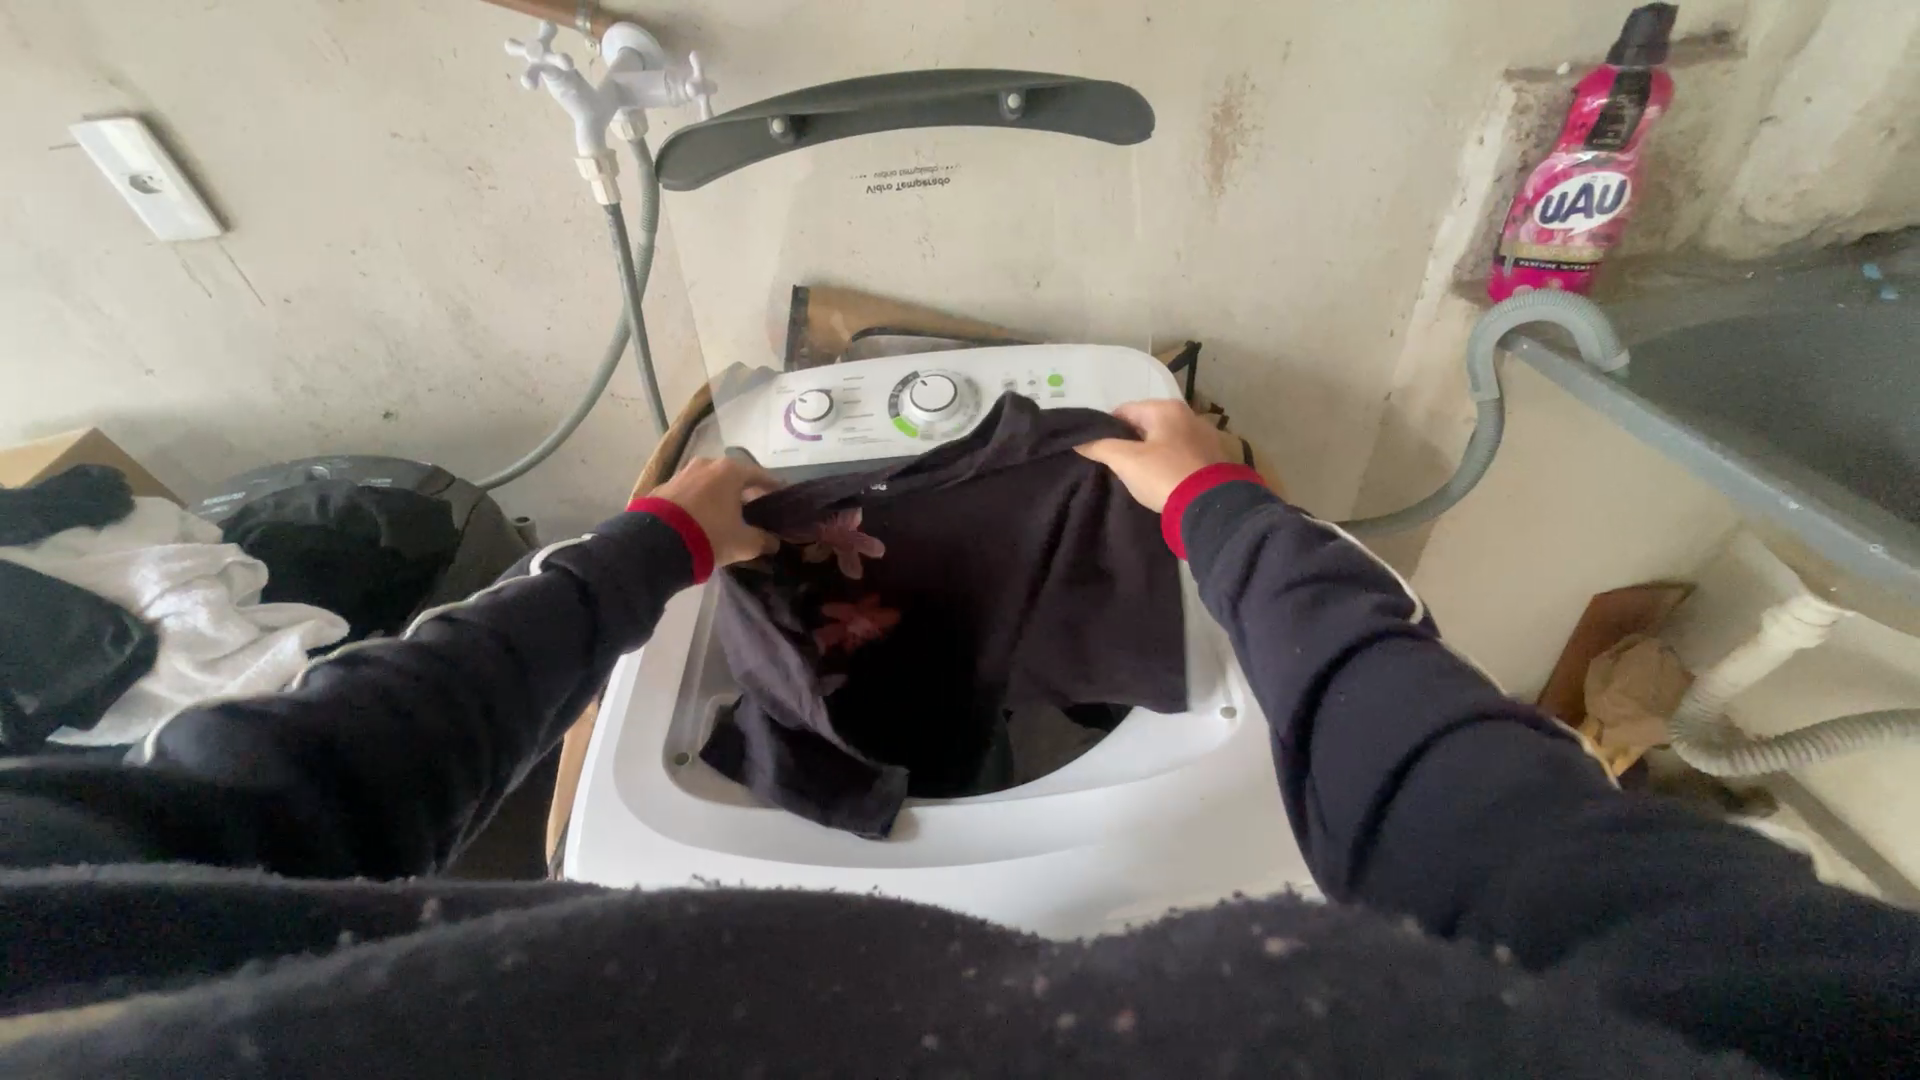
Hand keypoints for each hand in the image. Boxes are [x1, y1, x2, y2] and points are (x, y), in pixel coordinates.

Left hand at [651, 457, 782, 566]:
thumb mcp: (744, 543)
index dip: (773, 487)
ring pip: (710, 482)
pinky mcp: (663, 487)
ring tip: (727, 513)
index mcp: (730, 471)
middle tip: (754, 508)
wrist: (656, 543)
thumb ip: (764, 540)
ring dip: (720, 495)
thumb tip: (774, 542)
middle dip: (745, 491)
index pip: (760, 475)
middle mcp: (707, 464)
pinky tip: (702, 517)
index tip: (781, 496)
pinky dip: (700, 501)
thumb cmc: (710, 534)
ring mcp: (682, 473)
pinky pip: (690, 492)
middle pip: (734, 476)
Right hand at [1076, 400, 1230, 512]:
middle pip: (1146, 424)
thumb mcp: (1125, 461)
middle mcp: (1188, 415)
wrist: (1209, 506)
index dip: (1106, 429)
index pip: (1124, 410)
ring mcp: (1205, 435)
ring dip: (1149, 452)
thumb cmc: (1164, 475)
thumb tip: (1078, 441)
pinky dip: (1168, 461)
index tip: (1097, 449)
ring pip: (1164, 439)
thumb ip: (1100, 447)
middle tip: (1115, 464)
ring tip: (1137, 474)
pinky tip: (1162, 479)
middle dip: (1129, 441)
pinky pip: (1181, 454)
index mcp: (1166, 408)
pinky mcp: (1214, 457)